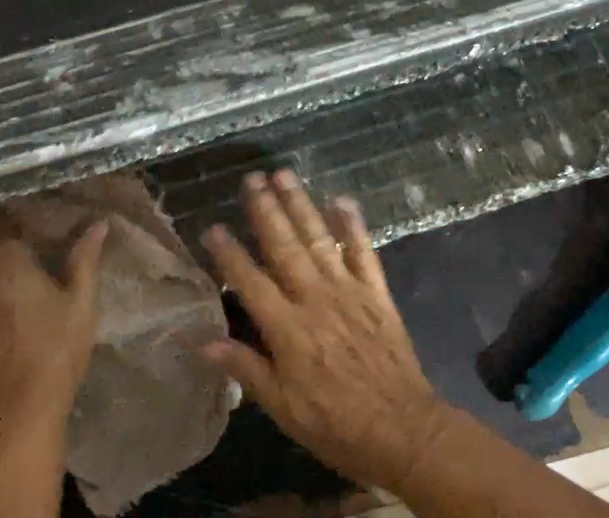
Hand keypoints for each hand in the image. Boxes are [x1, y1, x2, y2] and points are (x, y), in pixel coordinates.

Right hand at [200, 170, 441, 492]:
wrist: (405, 433)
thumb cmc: (336, 424)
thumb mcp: (283, 408)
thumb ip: (246, 369)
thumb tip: (203, 342)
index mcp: (287, 328)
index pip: (249, 280)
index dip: (229, 253)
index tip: (212, 227)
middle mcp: (314, 299)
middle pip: (283, 246)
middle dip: (265, 210)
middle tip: (250, 178)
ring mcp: (348, 292)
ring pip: (318, 239)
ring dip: (300, 204)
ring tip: (284, 174)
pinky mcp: (377, 295)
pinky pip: (364, 253)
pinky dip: (353, 226)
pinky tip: (341, 200)